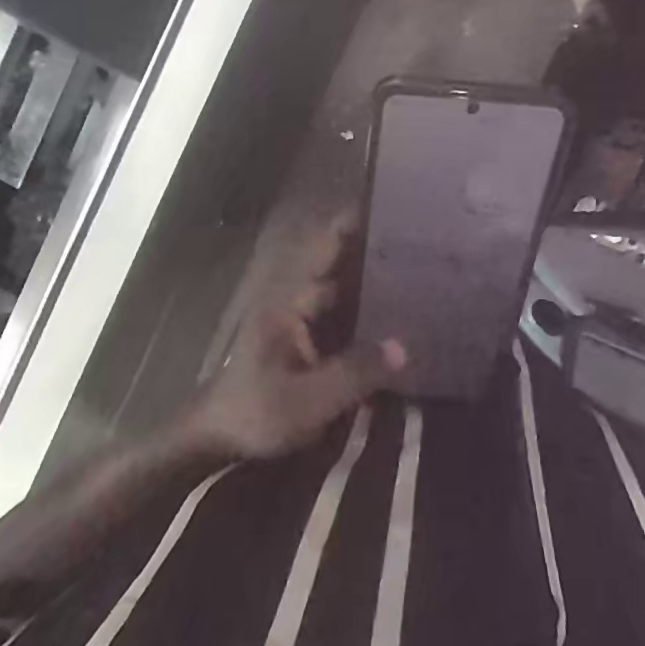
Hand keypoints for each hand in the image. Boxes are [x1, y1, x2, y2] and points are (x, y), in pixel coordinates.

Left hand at [181, 217, 404, 460]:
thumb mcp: (309, 398)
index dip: (351, 229)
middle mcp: (297, 303)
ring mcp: (302, 324)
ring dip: (375, 288)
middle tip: (424, 247)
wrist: (220, 439)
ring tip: (422, 277)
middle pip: (341, 271)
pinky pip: (343, 322)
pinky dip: (368, 317)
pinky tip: (398, 323)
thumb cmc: (257, 411)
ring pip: (345, 297)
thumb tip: (405, 346)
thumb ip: (356, 372)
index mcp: (290, 302)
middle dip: (376, 257)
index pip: (325, 252)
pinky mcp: (308, 346)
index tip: (384, 206)